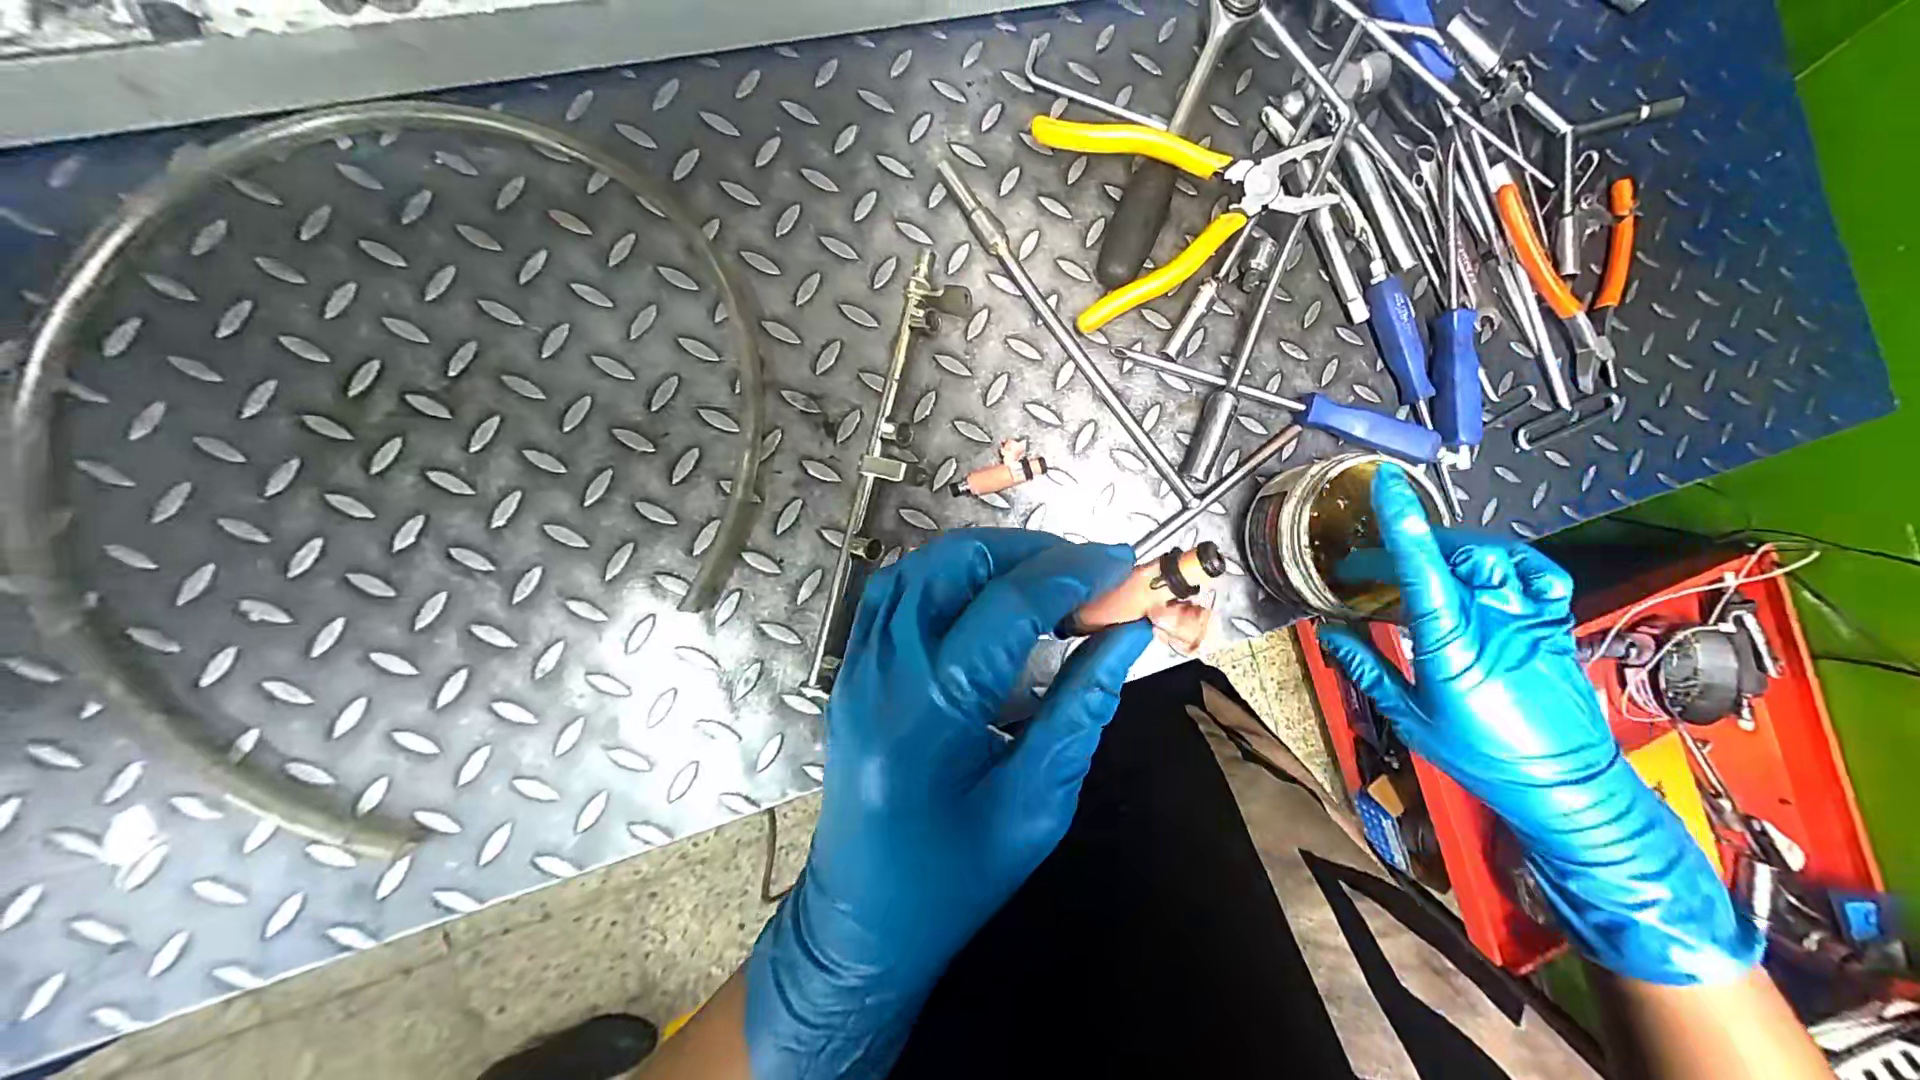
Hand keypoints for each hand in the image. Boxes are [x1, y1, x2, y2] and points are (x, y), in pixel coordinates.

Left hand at [745, 529, 1150, 1077]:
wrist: (862, 916)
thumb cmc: (956, 877)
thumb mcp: (1037, 803)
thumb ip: (1082, 709)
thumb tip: (1127, 637)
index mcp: (931, 712)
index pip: (1007, 607)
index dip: (1071, 573)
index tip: (1121, 560)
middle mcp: (882, 671)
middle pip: (952, 566)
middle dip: (1026, 552)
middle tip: (1084, 570)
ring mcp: (856, 665)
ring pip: (918, 568)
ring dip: (985, 557)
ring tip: (1043, 576)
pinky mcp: (851, 670)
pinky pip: (894, 593)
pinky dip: (945, 574)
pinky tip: (983, 593)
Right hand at [1319, 465, 1759, 985]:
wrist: (1565, 785)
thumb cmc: (1483, 755)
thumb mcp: (1409, 716)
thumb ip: (1367, 668)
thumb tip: (1330, 634)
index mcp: (1451, 641)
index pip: (1423, 565)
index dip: (1402, 521)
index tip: (1386, 485)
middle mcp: (1493, 620)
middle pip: (1448, 555)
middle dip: (1401, 548)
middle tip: (1367, 566)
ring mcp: (1528, 619)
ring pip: (1494, 555)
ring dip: (1450, 546)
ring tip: (1421, 557)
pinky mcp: (1552, 626)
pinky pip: (1539, 575)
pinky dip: (1510, 559)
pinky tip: (1485, 565)